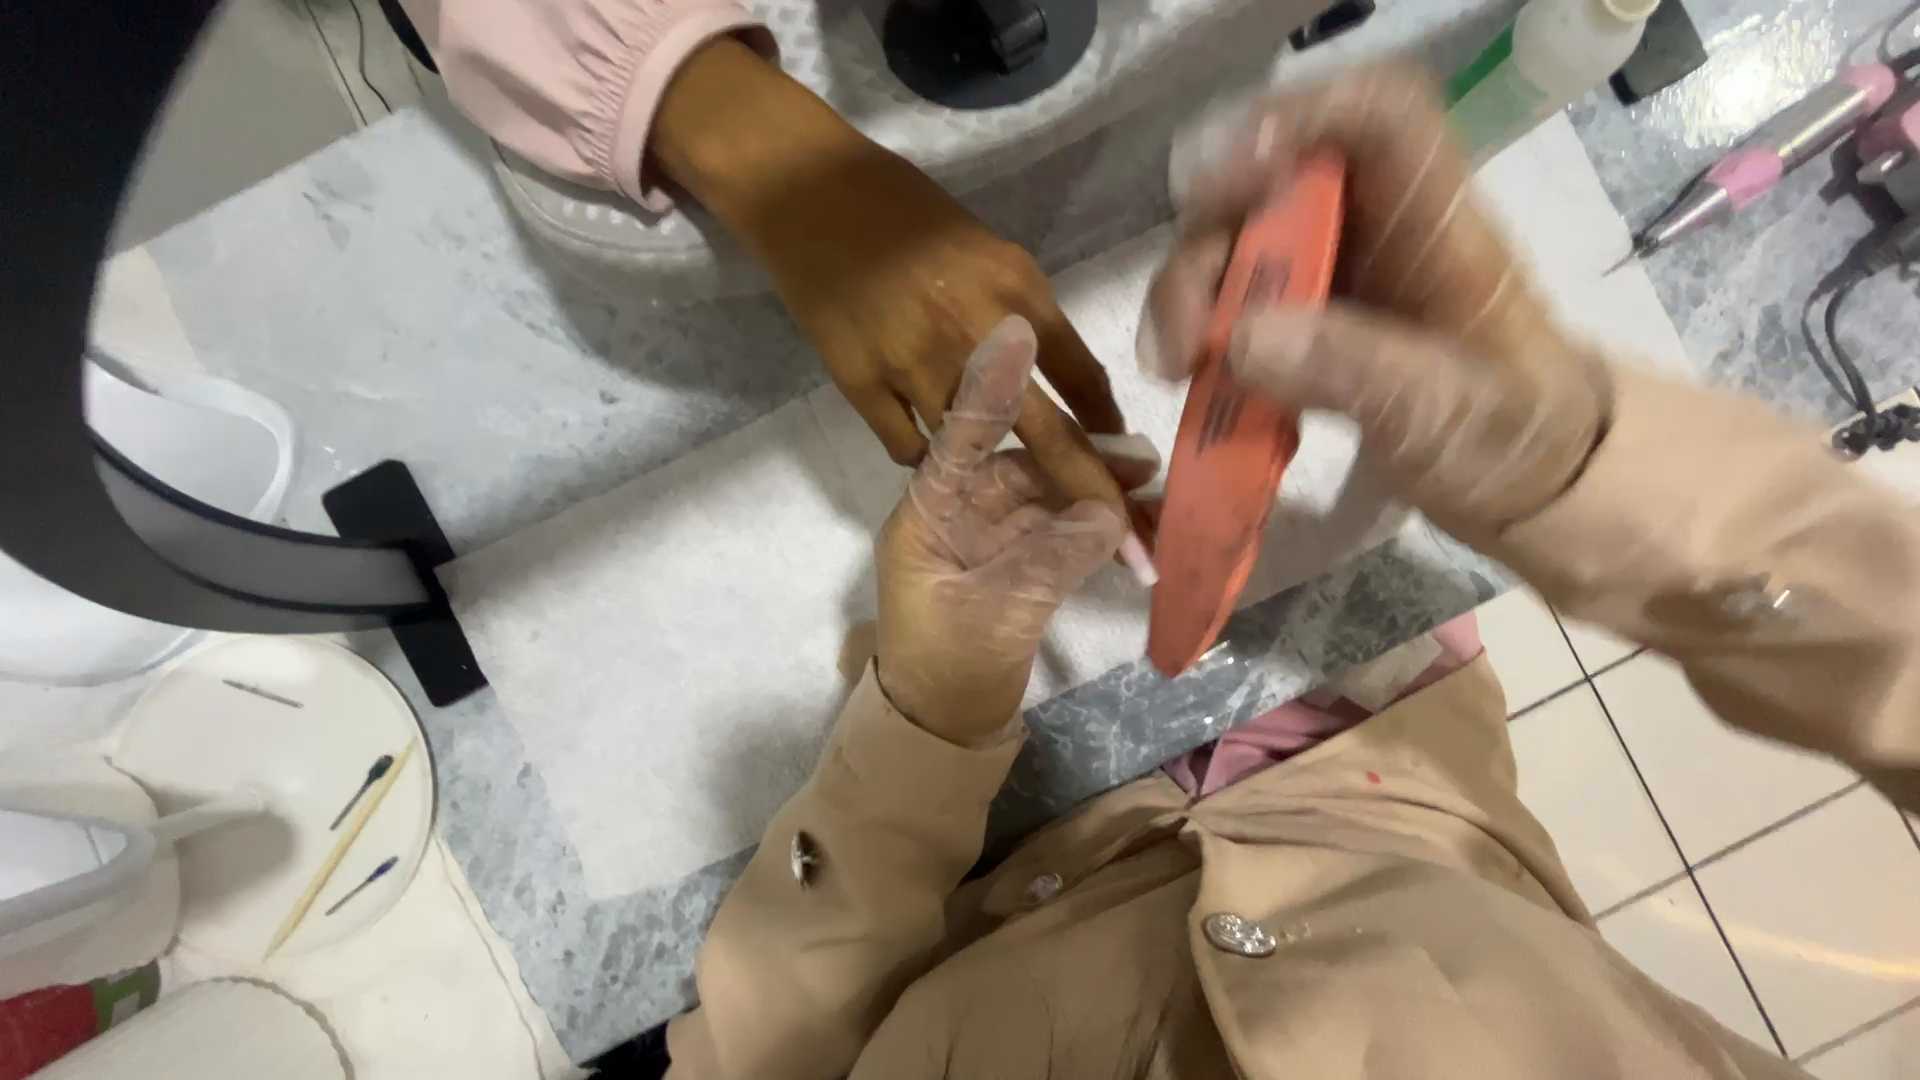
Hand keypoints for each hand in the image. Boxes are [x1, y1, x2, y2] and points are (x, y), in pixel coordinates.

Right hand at [652, 38, 1133, 518]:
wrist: (811, 194)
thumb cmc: (911, 215)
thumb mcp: (994, 256)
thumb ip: (1033, 322)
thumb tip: (1071, 388)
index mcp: (1016, 291)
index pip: (1084, 378)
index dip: (1110, 432)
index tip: (1127, 469)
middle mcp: (974, 333)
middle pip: (1046, 431)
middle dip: (1088, 487)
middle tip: (1119, 533)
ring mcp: (913, 364)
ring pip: (972, 449)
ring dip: (993, 474)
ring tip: (1000, 494)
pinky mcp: (860, 385)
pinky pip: (907, 448)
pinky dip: (924, 456)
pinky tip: (929, 450)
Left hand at [874, 316, 1138, 745]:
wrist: (942, 726)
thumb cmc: (947, 671)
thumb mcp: (996, 617)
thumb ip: (1050, 561)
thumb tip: (1108, 516)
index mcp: (926, 515)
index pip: (959, 440)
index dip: (989, 388)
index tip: (1018, 334)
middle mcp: (955, 510)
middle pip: (1018, 465)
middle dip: (1077, 460)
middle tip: (1137, 454)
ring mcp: (987, 532)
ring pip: (1045, 494)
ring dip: (1094, 492)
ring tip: (1149, 484)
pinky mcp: (1013, 555)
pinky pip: (1057, 528)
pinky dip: (1092, 525)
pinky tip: (1134, 522)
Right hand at [1140, 68, 1613, 541]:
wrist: (1519, 476)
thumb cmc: (1507, 436)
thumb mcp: (1445, 413)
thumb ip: (1354, 370)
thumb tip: (1241, 339)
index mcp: (1431, 222)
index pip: (1376, 118)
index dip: (1296, 122)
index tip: (1216, 183)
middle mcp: (1366, 231)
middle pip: (1263, 195)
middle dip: (1202, 257)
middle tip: (1177, 343)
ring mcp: (1325, 276)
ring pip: (1229, 251)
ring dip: (1184, 303)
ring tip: (1171, 370)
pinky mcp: (1296, 324)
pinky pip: (1225, 309)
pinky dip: (1192, 342)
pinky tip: (1187, 385)